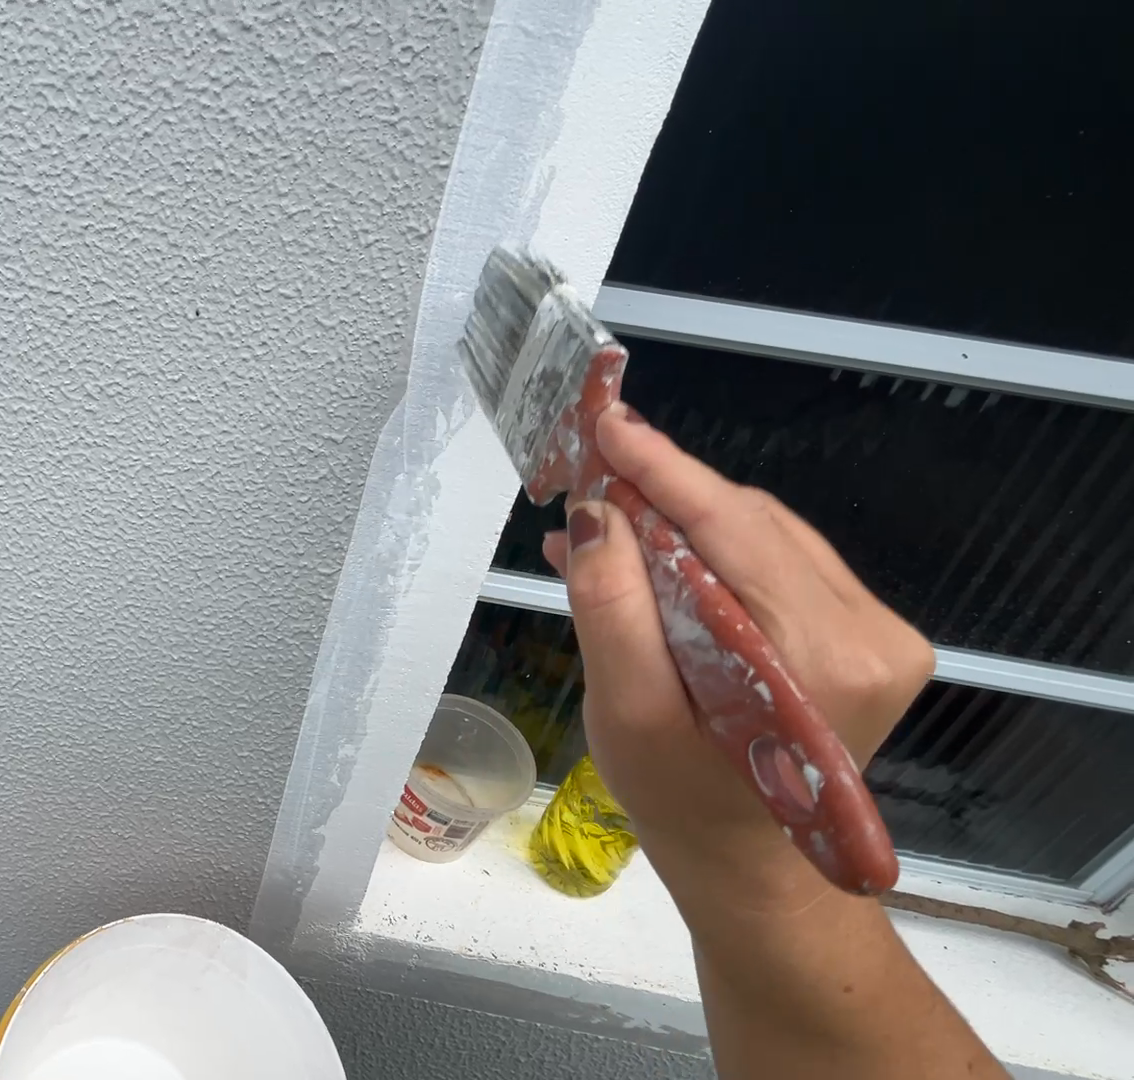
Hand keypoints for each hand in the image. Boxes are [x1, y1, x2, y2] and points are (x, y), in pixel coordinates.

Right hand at [542, 403, 933, 917]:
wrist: (741, 856)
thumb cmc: (676, 793)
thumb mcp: (626, 706)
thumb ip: (611, 609)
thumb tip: (594, 519)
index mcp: (820, 654)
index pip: (733, 528)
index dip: (663, 469)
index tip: (606, 421)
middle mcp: (869, 630)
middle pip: (747, 523)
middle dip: (659, 491)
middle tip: (584, 473)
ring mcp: (872, 630)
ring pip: (755, 535)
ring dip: (672, 519)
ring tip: (597, 520)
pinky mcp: (855, 632)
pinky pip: (765, 561)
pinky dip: (697, 547)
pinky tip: (638, 552)